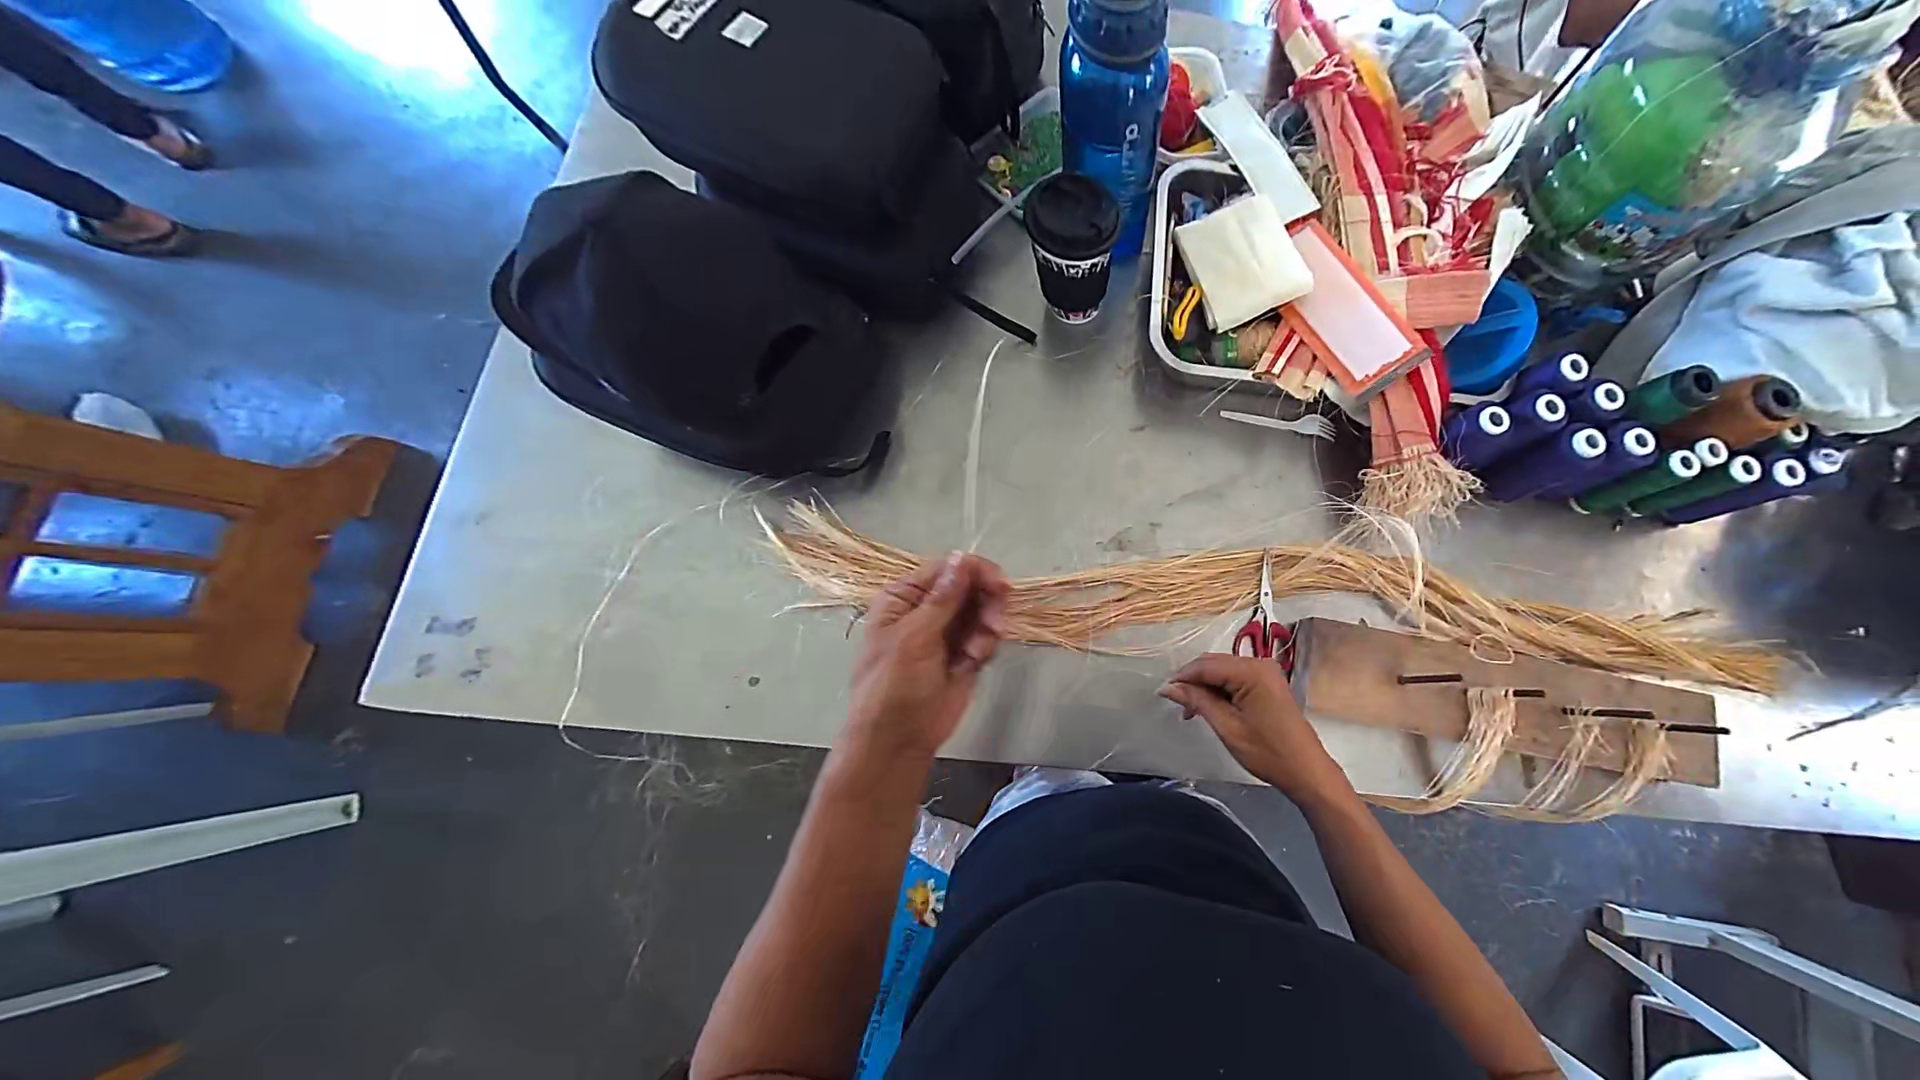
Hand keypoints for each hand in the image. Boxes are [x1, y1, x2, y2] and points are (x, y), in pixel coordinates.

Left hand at [845, 553, 1009, 760]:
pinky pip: (985, 636)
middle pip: (969, 586)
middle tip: (996, 621)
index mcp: (904, 598)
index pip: (945, 569)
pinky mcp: (965, 655)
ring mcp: (947, 632)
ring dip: (987, 624)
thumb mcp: (914, 637)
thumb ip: (942, 598)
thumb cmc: (893, 685)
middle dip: (986, 599)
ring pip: (982, 610)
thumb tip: (961, 558)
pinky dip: (986, 644)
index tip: (998, 583)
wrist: (898, 740)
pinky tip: (975, 660)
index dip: (974, 570)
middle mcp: (926, 609)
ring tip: (978, 649)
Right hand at [1159, 653, 1352, 804]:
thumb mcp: (1227, 727)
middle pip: (1213, 663)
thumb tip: (1168, 687)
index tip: (1163, 693)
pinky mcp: (1268, 682)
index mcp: (1251, 672)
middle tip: (1177, 704)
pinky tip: (1209, 706)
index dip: (1182, 678)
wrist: (1307, 771)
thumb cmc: (1267, 752)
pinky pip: (1234, 677)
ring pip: (1222, 670)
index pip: (1205, 666)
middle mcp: (1259, 664)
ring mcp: (1266, 672)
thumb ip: (1197, 701)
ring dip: (1204, 686)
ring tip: (1191, 710)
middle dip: (1192, 681)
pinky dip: (1218, 689)